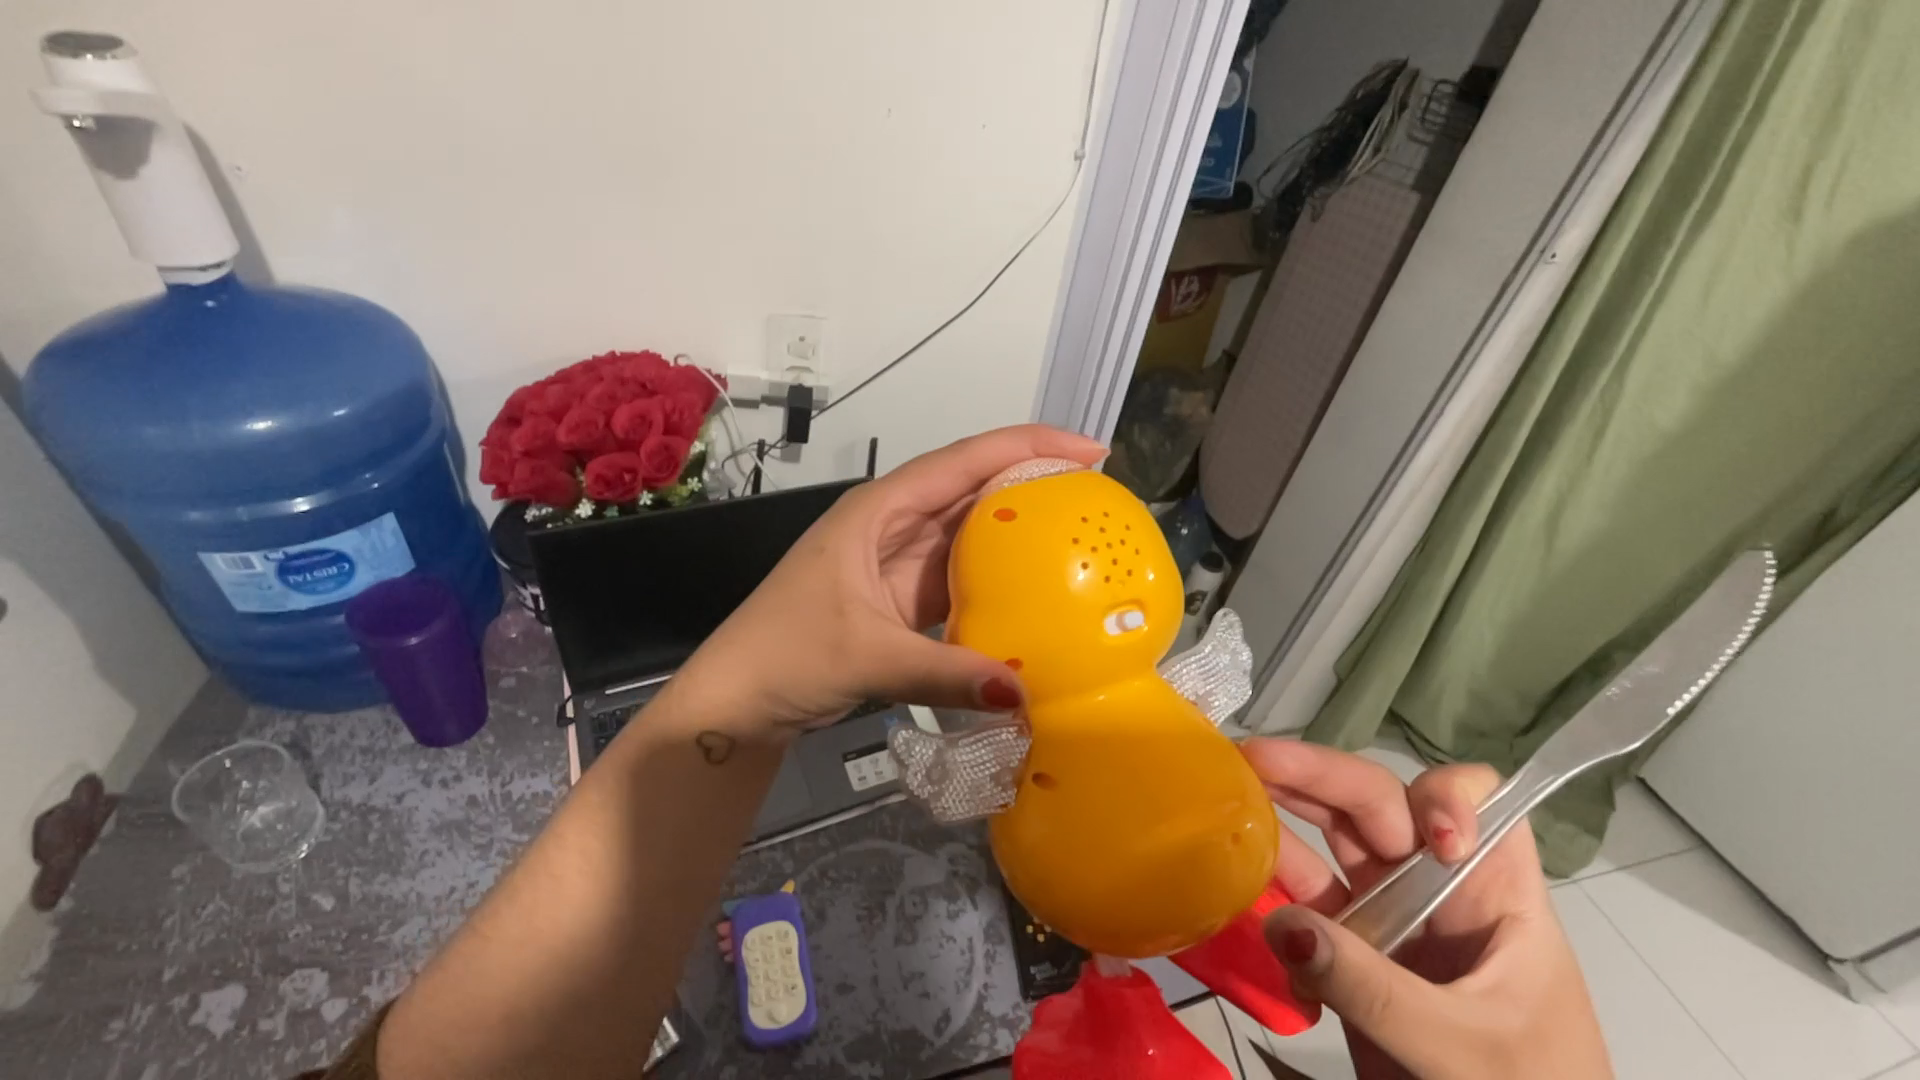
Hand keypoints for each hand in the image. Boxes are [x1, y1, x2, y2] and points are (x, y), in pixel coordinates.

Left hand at [674, 424, 1106, 733]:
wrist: (738, 698)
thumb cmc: (785, 656)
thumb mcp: (866, 658)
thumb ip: (944, 673)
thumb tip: (1022, 694)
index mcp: (877, 511)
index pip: (962, 462)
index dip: (1027, 447)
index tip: (1088, 451)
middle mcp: (891, 524)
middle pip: (972, 487)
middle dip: (1033, 481)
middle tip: (1099, 493)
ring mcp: (897, 561)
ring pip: (969, 530)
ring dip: (1019, 528)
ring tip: (1080, 531)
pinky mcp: (901, 598)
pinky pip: (961, 575)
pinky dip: (998, 577)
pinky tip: (1036, 588)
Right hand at [1239, 740, 1609, 1079]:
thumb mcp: (1465, 1048)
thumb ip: (1376, 991)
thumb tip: (1283, 928)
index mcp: (1492, 892)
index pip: (1479, 804)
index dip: (1447, 797)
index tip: (1427, 838)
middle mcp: (1433, 887)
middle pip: (1376, 805)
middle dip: (1317, 776)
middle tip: (1253, 757)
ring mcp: (1385, 916)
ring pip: (1326, 843)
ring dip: (1277, 820)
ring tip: (1223, 801)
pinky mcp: (1345, 952)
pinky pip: (1299, 906)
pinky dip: (1267, 897)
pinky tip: (1235, 898)